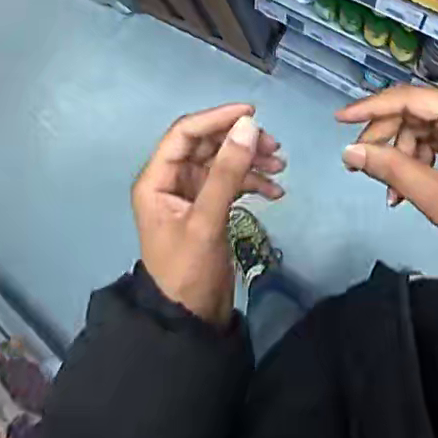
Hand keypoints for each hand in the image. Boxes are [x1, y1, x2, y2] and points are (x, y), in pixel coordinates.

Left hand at [131, 103, 284, 325]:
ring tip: (281, 166)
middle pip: (208, 144)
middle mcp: (172, 180)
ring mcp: (191, 194)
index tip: (252, 113)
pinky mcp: (209, 208)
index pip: (185, 133)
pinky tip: (275, 192)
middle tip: (275, 146)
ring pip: (223, 162)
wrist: (189, 324)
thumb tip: (249, 126)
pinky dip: (253, 182)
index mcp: (157, 178)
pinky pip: (232, 182)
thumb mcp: (207, 220)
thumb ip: (227, 172)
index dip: (217, 117)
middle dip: (241, 142)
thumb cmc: (188, 272)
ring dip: (251, 161)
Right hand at [337, 86, 437, 269]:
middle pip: (411, 111)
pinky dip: (414, 160)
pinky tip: (403, 188)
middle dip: (383, 137)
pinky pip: (431, 139)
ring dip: (398, 154)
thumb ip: (391, 169)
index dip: (370, 107)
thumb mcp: (436, 197)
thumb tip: (349, 152)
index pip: (408, 98)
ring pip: (418, 126)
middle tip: (358, 163)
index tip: (339, 119)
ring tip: (389, 191)